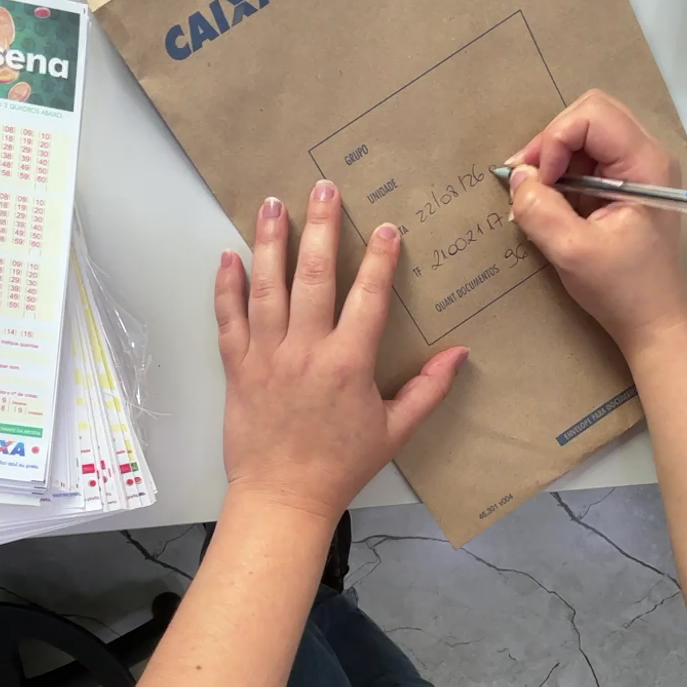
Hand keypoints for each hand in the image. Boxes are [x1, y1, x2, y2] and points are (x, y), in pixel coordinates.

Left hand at [215, 181, 468, 522]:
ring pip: (267, 287)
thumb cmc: (341, 466)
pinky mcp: (237, 367)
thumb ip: (428, 390)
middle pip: (315, 276)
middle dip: (322, 227)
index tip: (387, 227)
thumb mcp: (395, 432)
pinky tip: (228, 255)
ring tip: (273, 204)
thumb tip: (460, 354)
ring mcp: (266, 355)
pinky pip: (228, 318)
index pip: (369, 297)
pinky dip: (226, 286)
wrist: (283, 498)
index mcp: (348, 363)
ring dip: (271, 242)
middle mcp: (306, 350)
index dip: (381, 259)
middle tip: (323, 188)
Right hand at [505, 90, 686, 357]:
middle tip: (526, 183)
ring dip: (552, 160)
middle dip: (550, 144)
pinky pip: (587, 160)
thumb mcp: (572, 252)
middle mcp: (646, 156)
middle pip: (589, 116)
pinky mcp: (624, 186)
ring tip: (532, 195)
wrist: (653, 320)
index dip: (555, 141)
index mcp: (645, 164)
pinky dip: (561, 175)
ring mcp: (637, 169)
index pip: (592, 115)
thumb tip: (517, 177)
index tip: (540, 184)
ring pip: (585, 136)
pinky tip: (547, 202)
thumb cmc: (621, 289)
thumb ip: (540, 210)